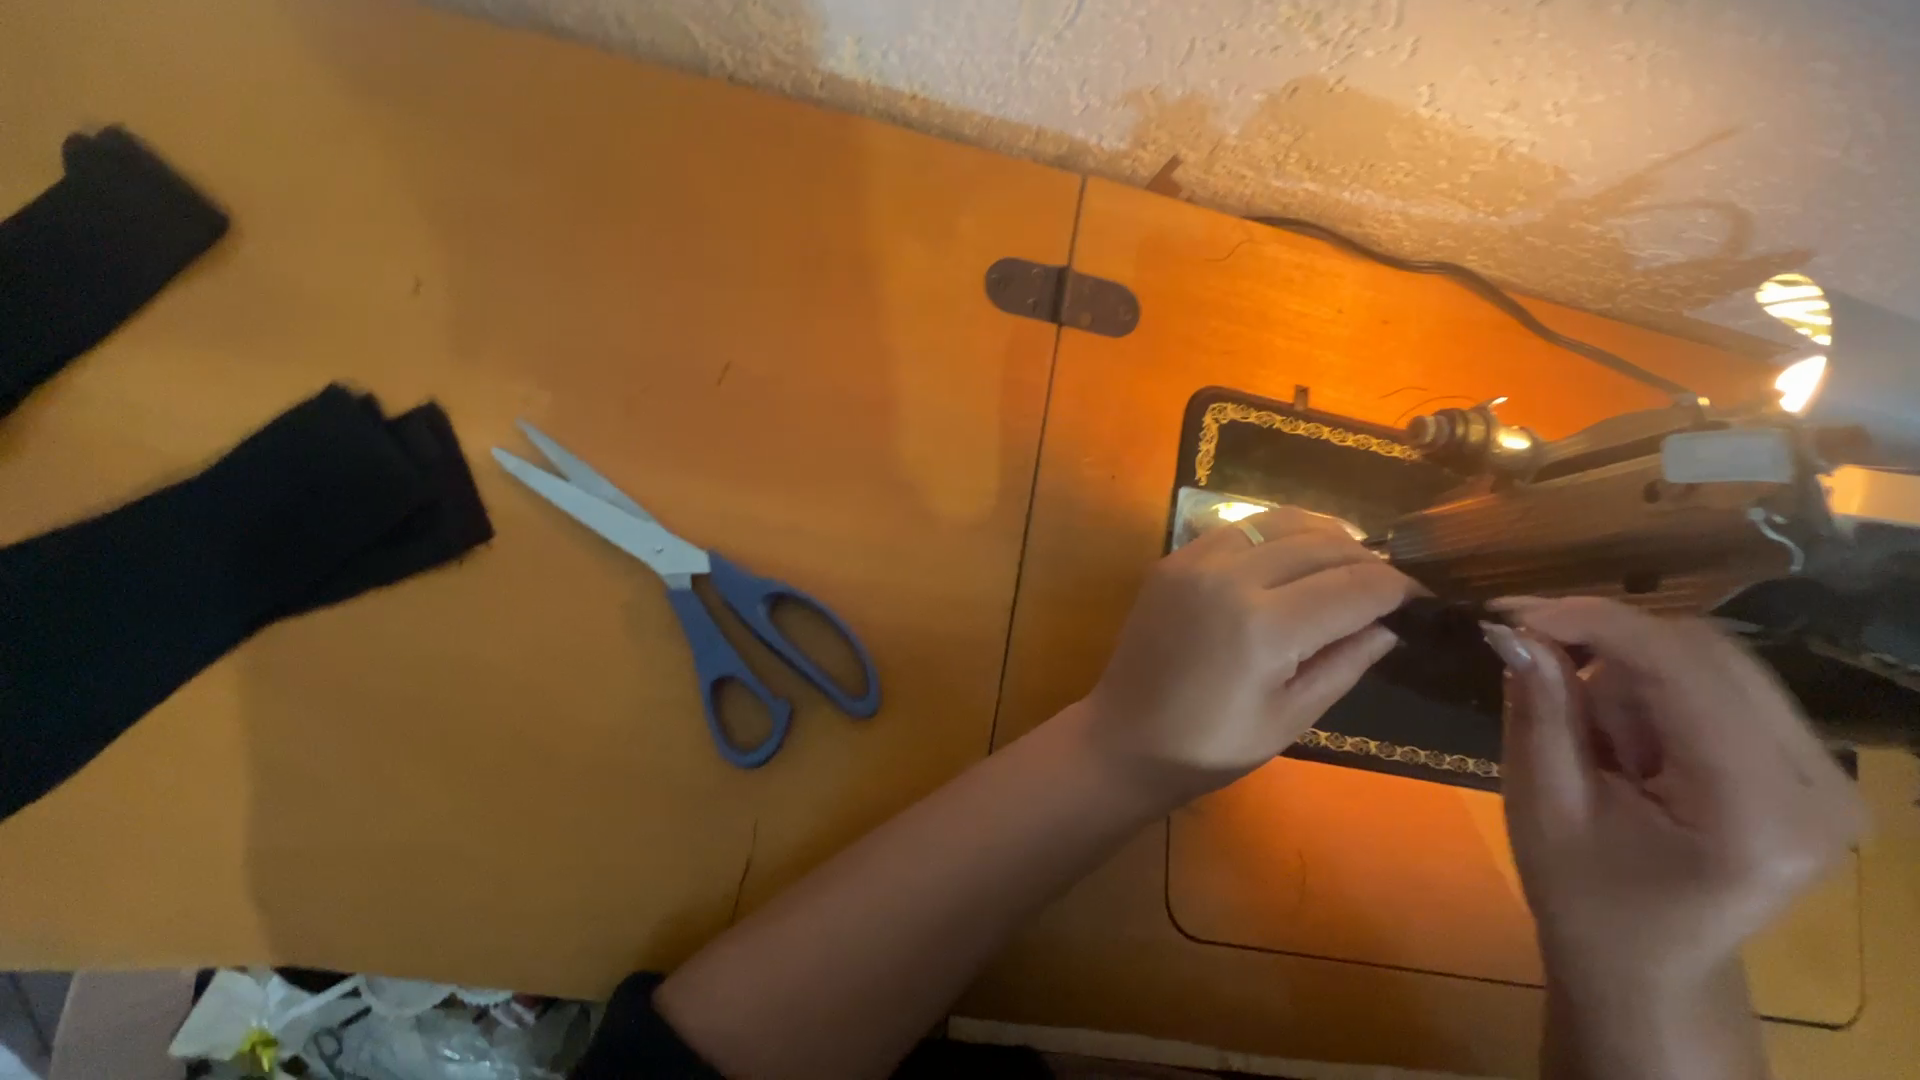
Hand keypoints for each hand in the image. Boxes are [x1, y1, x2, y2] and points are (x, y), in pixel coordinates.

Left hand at [1084, 509, 1415, 803]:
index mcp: (1264, 627)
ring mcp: (1195, 562)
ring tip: (1348, 563)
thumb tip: (1390, 624)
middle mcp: (1230, 578)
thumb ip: (1345, 662)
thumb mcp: (1291, 717)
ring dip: (1325, 536)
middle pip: (1323, 544)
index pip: (1355, 586)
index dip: (1398, 589)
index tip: (1420, 599)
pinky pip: (1239, 529)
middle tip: (1387, 586)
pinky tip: (1293, 559)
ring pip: (1281, 522)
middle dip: (1367, 560)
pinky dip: (1277, 535)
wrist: (1123, 737)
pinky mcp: (1173, 560)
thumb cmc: (1210, 746)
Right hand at [1485, 597, 1867, 994]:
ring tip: (1584, 728)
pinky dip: (1649, 683)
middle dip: (1604, 643)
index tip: (1509, 614)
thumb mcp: (1542, 805)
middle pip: (1706, 652)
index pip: (1684, 669)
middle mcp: (1818, 783)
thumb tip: (1510, 629)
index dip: (1594, 622)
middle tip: (1530, 661)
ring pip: (1710, 657)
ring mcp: (1825, 773)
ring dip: (1624, 668)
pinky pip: (1720, 680)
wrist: (1647, 963)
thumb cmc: (1585, 898)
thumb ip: (1540, 710)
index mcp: (1756, 811)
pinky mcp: (1807, 764)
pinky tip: (1618, 730)